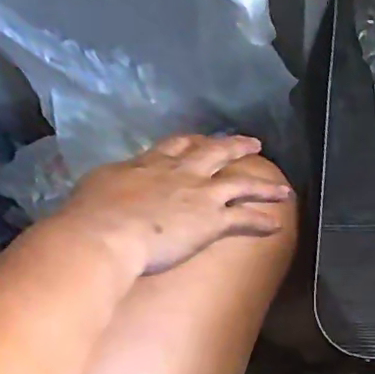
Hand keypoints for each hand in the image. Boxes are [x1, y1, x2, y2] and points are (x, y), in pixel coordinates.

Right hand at [54, 134, 293, 275]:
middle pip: (213, 153)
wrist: (105, 234)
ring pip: (241, 184)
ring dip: (264, 187)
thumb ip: (112, 185)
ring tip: (284, 190)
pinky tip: (278, 225)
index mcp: (148, 164)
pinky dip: (264, 221)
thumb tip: (111, 191)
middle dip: (234, 147)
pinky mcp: (213, 219)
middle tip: (253, 144)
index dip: (191, 142)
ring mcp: (200, 194)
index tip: (200, 139)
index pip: (174, 146)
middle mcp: (178, 173)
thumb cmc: (90, 217)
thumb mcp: (96, 187)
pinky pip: (247, 219)